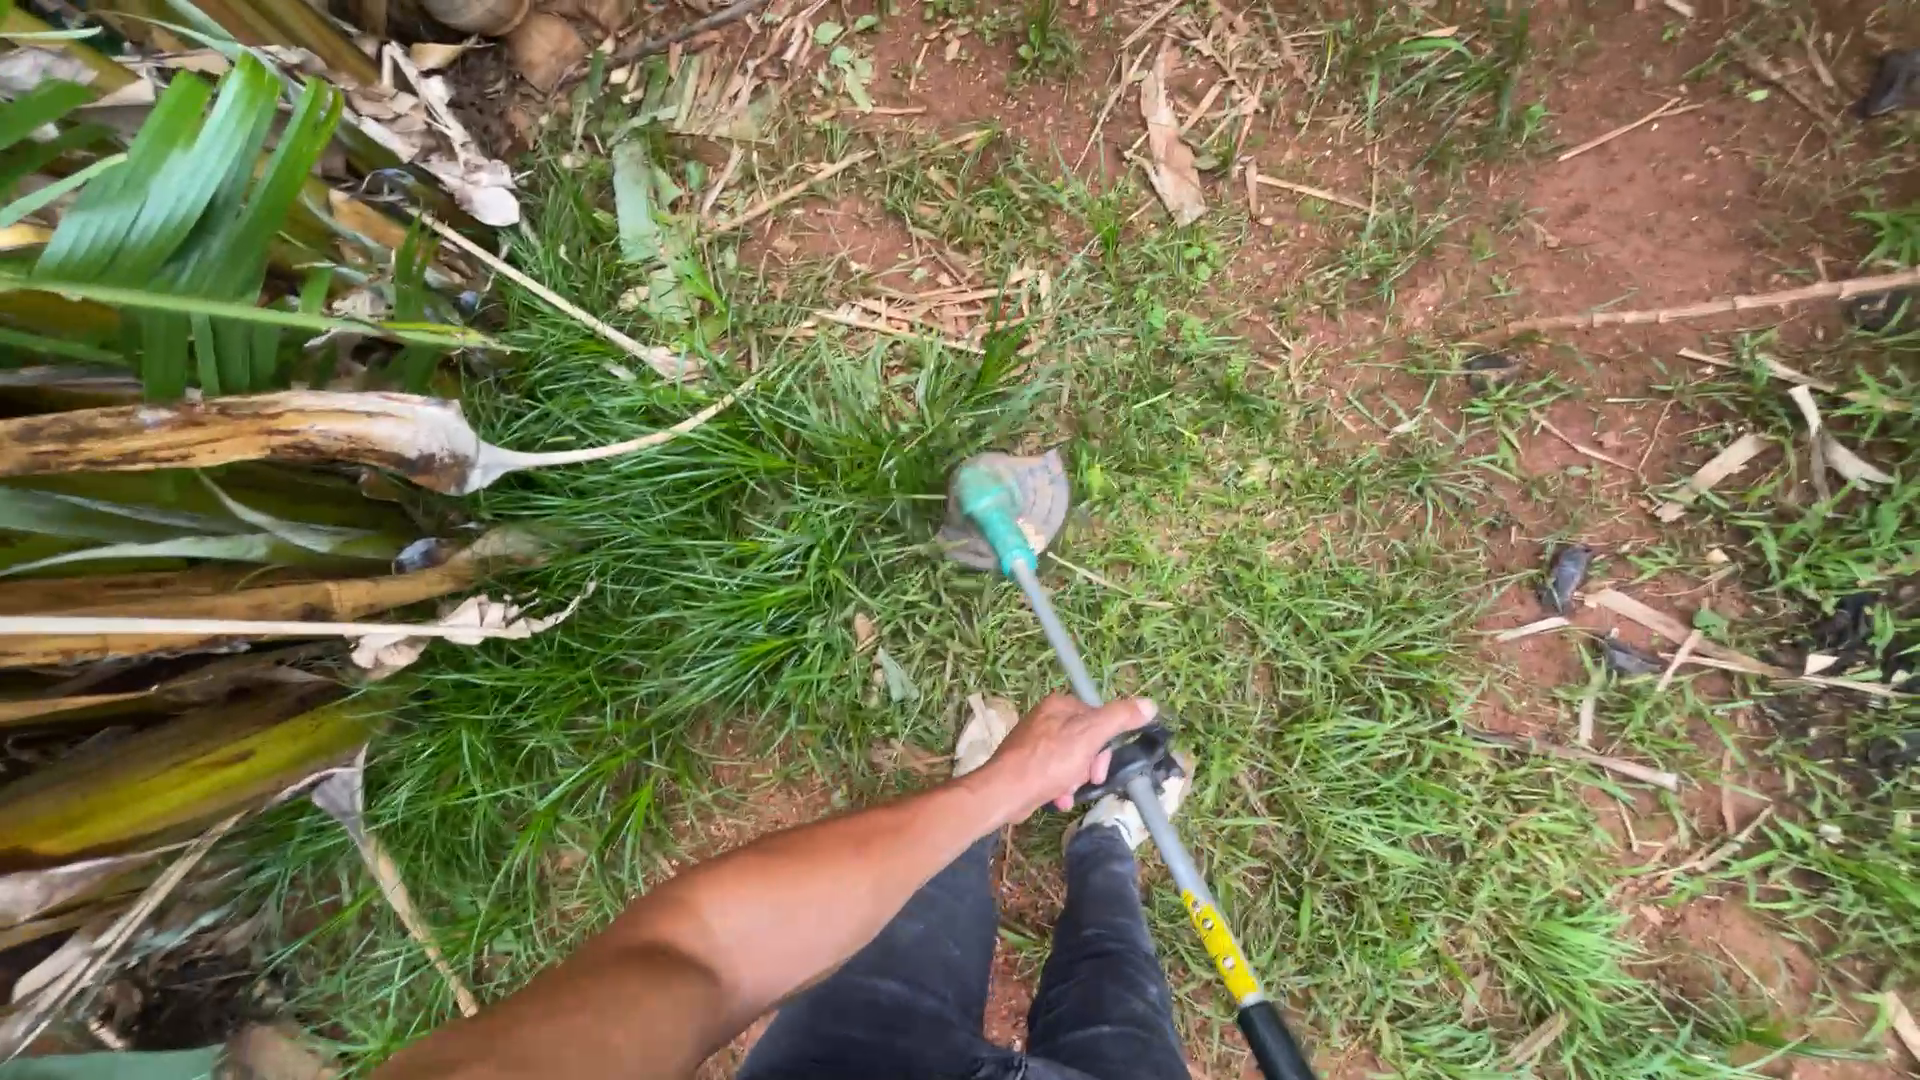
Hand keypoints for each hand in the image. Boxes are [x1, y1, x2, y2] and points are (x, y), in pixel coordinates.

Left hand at [978, 695, 1158, 817]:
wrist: (1005, 790)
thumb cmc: (1049, 760)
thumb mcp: (1089, 736)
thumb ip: (1119, 718)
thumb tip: (1149, 704)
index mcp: (1060, 704)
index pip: (1098, 719)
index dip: (1105, 747)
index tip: (1100, 768)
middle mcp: (1045, 717)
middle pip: (1085, 741)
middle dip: (1088, 766)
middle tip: (1085, 781)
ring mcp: (1034, 740)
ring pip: (1071, 759)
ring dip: (1074, 780)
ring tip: (1066, 792)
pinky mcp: (1027, 762)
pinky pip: (1054, 772)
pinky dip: (1059, 786)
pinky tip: (1057, 798)